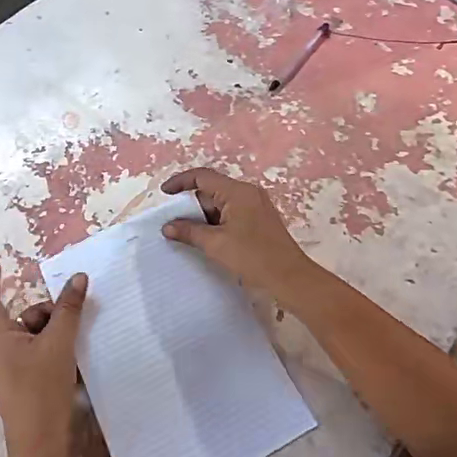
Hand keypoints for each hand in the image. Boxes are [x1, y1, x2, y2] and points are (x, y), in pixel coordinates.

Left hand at [0, 260, 85, 456]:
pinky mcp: (18, 383)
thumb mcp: (59, 343)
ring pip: (31, 337)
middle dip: (45, 315)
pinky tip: (70, 365)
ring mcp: (6, 368)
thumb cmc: (41, 388)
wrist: (40, 444)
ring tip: (72, 350)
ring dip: (52, 335)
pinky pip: (34, 355)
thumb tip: (78, 278)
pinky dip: (51, 352)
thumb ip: (68, 309)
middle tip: (68, 323)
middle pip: (20, 317)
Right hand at [160, 167, 320, 304]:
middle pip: (211, 190)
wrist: (291, 279)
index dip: (180, 182)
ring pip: (220, 204)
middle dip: (191, 205)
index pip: (202, 177)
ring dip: (203, 216)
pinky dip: (215, 222)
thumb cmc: (253, 257)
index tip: (164, 194)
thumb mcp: (215, 243)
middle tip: (174, 222)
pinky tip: (207, 238)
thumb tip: (167, 227)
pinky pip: (231, 213)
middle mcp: (248, 193)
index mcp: (237, 192)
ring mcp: (255, 206)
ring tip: (187, 233)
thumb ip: (188, 231)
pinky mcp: (259, 220)